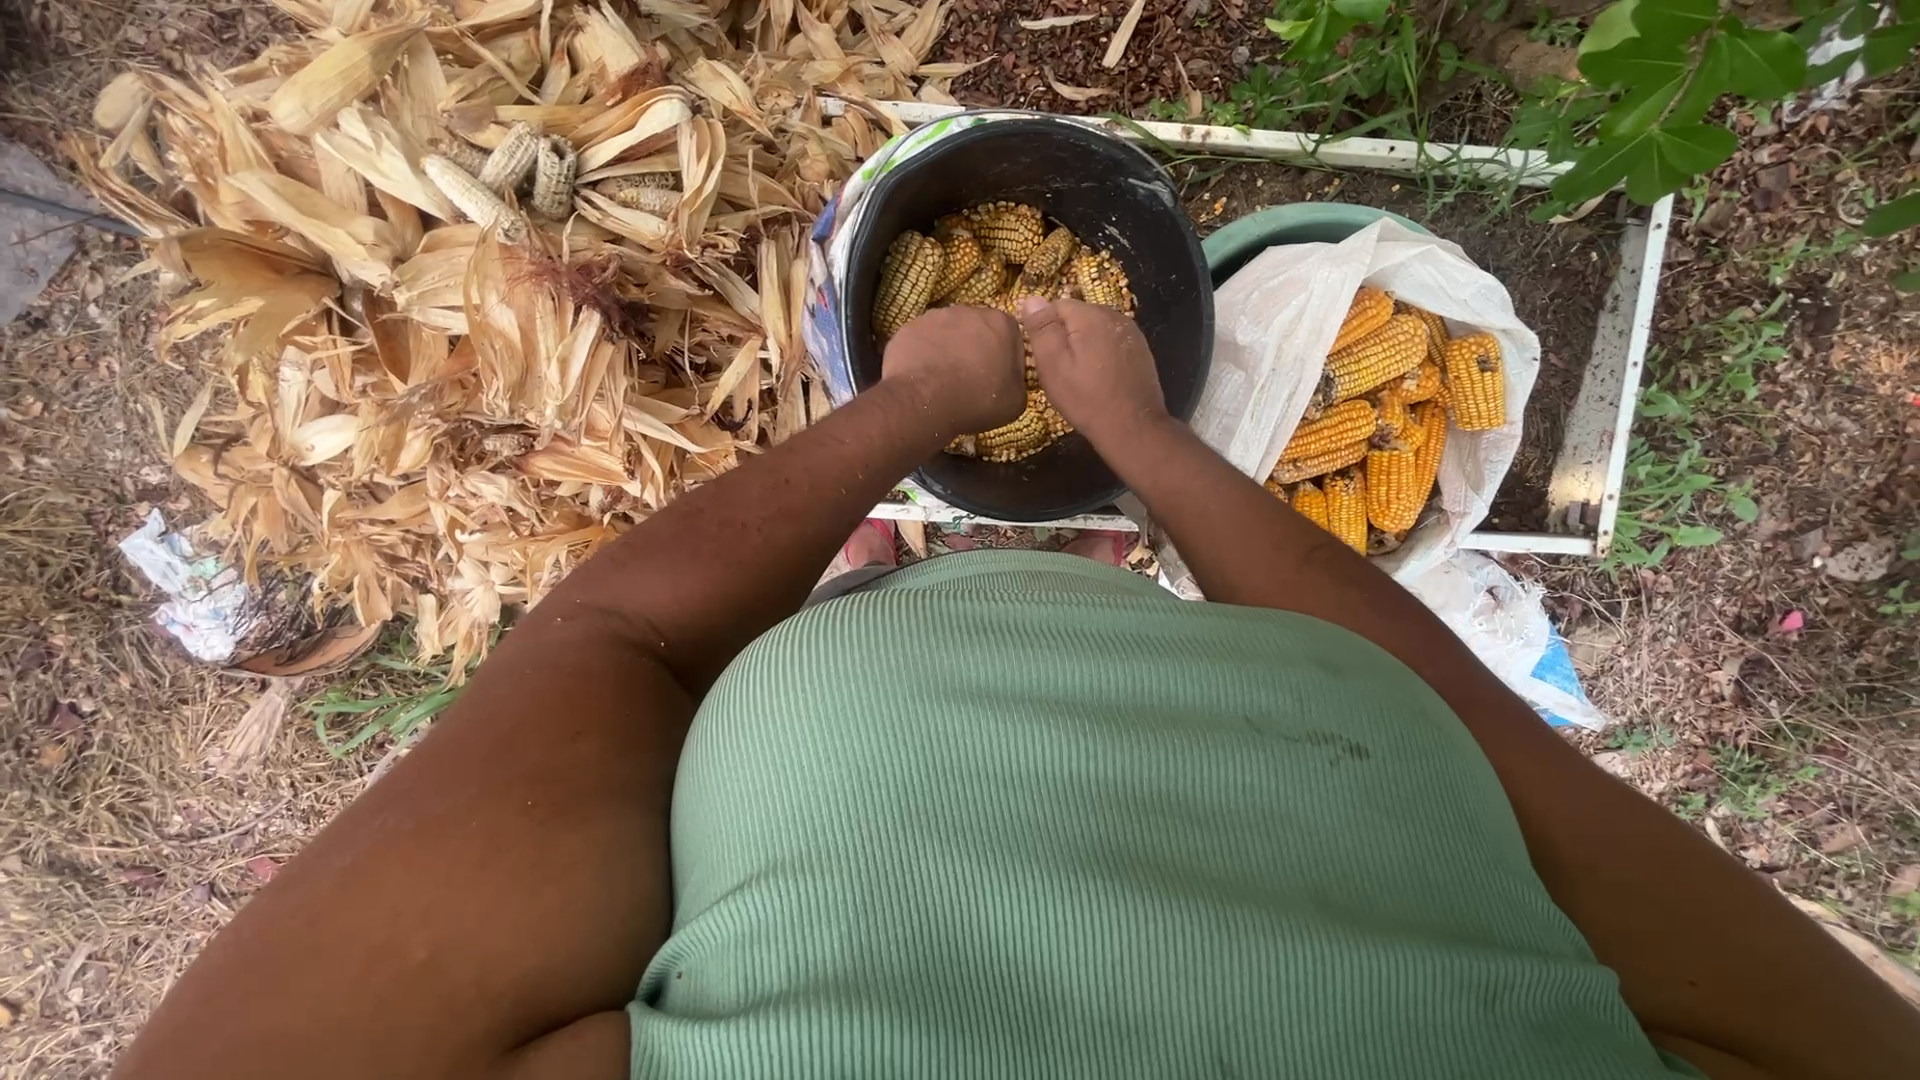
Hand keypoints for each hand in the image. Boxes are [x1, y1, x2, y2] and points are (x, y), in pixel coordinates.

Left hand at [879, 305, 1025, 437]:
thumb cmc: (978, 400)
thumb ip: (1018, 381)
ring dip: (947, 349)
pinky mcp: (908, 327)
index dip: (1005, 357)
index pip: (1010, 336)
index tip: (998, 377)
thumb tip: (1010, 378)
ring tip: (942, 378)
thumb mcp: (1015, 401)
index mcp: (1002, 323)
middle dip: (974, 348)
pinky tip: (922, 376)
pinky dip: (923, 354)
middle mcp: (969, 310)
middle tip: (969, 377)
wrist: (925, 401)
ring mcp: (935, 316)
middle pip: (976, 329)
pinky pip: (921, 340)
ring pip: (946, 332)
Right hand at [1018, 298, 1170, 448]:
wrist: (1132, 427)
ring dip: (1084, 345)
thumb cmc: (1086, 399)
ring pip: (1095, 329)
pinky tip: (1099, 377)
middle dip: (1065, 336)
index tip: (1043, 355)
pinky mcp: (1140, 350)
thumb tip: (1031, 298)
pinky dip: (1101, 354)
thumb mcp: (1053, 366)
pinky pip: (1111, 342)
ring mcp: (1131, 332)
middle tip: (1060, 369)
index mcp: (1090, 316)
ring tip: (1079, 375)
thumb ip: (1042, 329)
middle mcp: (1114, 315)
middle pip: (1078, 315)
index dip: (1044, 328)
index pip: (1056, 305)